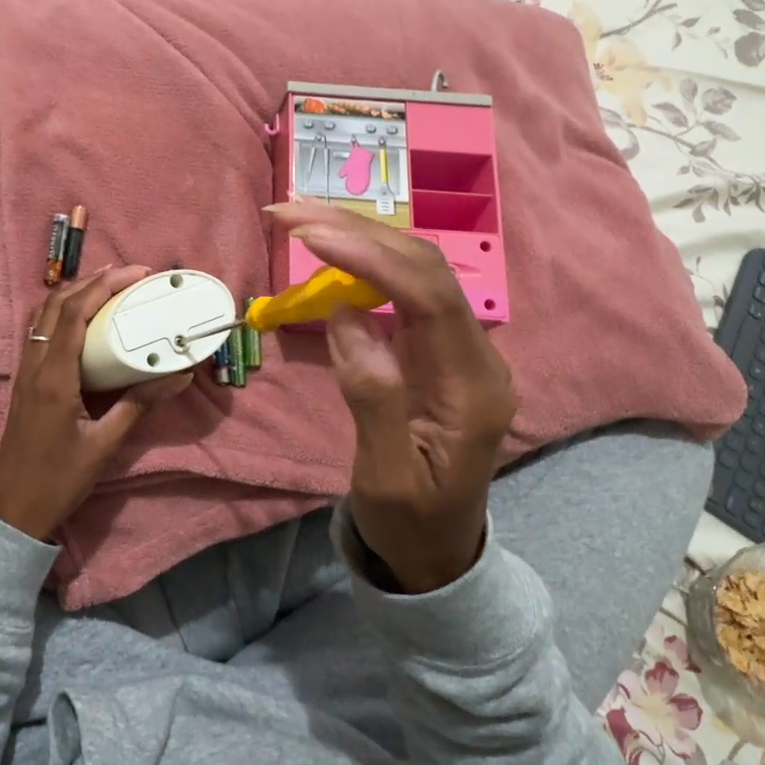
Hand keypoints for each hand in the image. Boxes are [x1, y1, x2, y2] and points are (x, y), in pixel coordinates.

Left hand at [0, 266, 193, 539]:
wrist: (14, 509)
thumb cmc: (59, 479)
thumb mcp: (105, 444)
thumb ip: (139, 405)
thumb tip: (178, 376)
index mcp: (54, 376)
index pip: (75, 313)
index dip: (104, 285)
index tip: (136, 274)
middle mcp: (34, 365)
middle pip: (55, 304)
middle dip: (90, 282)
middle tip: (127, 276)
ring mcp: (24, 372)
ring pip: (43, 316)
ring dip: (73, 294)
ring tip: (107, 288)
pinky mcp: (24, 382)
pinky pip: (39, 333)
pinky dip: (61, 315)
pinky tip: (84, 322)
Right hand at [267, 202, 516, 592]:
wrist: (438, 552)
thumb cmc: (411, 522)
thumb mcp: (387, 477)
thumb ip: (373, 396)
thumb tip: (347, 314)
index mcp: (473, 386)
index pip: (429, 296)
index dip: (372, 258)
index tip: (312, 236)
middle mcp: (476, 355)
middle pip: (425, 268)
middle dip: (358, 231)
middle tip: (289, 212)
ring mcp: (458, 349)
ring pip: (415, 270)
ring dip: (358, 237)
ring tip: (298, 218)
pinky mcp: (435, 351)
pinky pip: (403, 290)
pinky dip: (363, 262)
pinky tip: (328, 249)